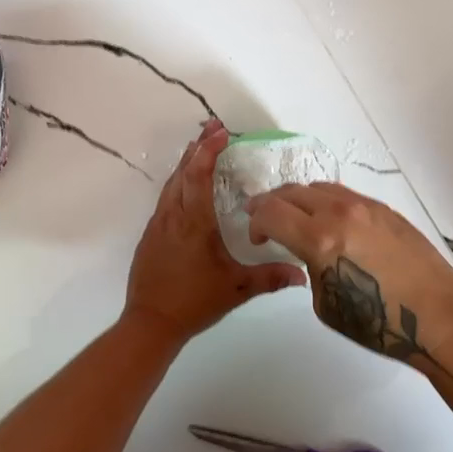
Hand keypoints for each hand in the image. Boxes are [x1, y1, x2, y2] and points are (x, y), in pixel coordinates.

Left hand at [123, 120, 307, 345]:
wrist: (150, 323)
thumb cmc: (194, 302)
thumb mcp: (236, 289)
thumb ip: (270, 278)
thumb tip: (302, 275)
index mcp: (195, 223)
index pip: (200, 176)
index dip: (209, 151)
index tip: (222, 132)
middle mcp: (173, 217)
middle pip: (182, 172)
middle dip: (198, 147)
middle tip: (213, 128)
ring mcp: (158, 225)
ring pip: (171, 184)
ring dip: (186, 163)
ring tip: (200, 148)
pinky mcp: (150, 236)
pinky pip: (165, 199)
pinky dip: (177, 182)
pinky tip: (185, 186)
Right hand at [247, 183, 452, 383]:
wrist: (438, 316)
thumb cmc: (379, 323)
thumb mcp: (327, 304)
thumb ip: (312, 269)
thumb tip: (312, 255)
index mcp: (321, 239)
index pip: (272, 213)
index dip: (255, 222)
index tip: (255, 237)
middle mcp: (341, 213)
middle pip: (292, 193)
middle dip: (272, 205)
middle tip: (264, 220)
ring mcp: (366, 207)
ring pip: (320, 188)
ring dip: (299, 199)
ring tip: (295, 218)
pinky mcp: (386, 210)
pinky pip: (345, 195)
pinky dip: (326, 202)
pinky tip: (330, 222)